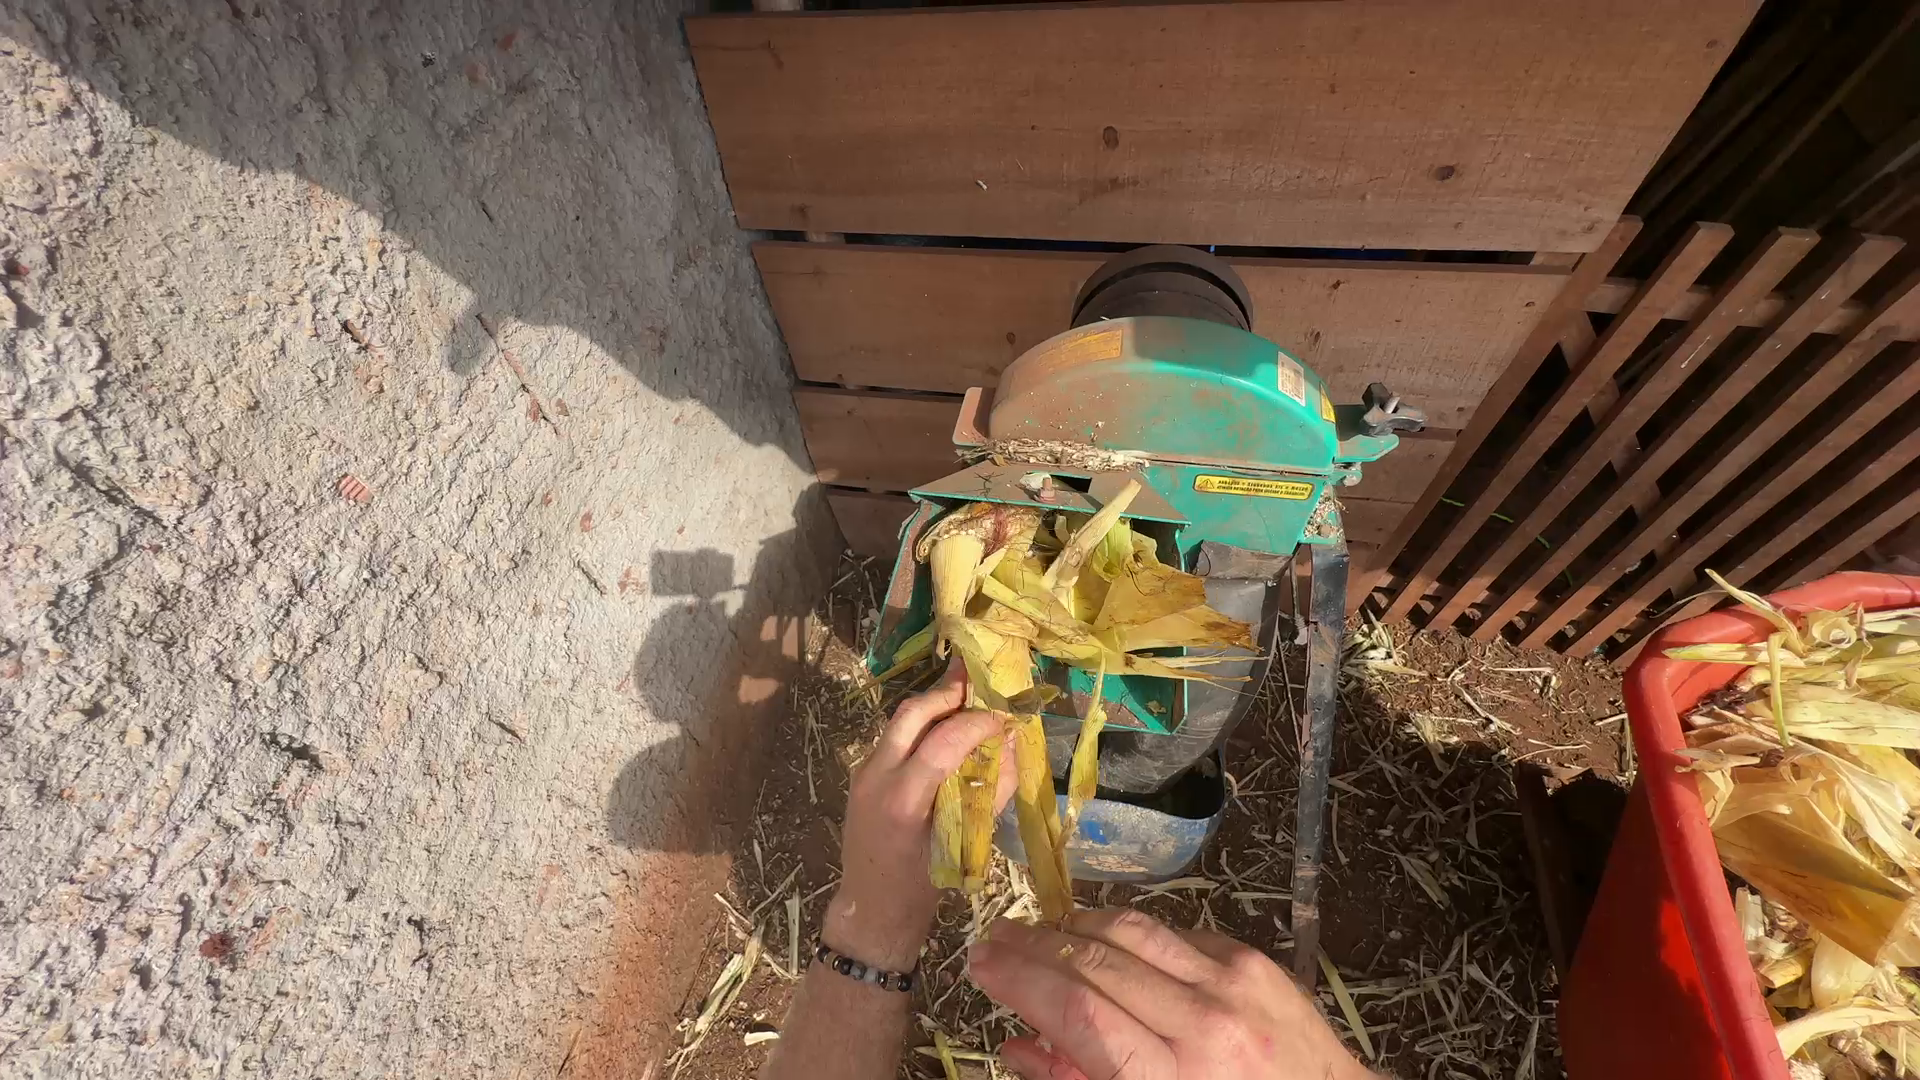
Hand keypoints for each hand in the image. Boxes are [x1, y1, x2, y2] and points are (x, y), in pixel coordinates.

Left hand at [825, 664, 1015, 969]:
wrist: (869, 912)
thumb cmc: (921, 890)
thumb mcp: (964, 846)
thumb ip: (991, 792)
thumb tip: (1013, 746)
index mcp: (901, 801)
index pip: (942, 742)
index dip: (976, 722)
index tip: (1003, 716)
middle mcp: (875, 776)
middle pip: (911, 713)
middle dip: (949, 693)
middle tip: (981, 682)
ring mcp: (863, 771)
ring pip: (900, 719)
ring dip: (935, 703)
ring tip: (967, 694)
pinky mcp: (862, 772)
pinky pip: (895, 735)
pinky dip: (923, 723)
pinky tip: (947, 725)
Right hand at [967, 909, 1374, 1079]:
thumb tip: (1016, 1046)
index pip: (1075, 1008)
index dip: (1019, 978)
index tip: (980, 960)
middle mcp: (1203, 1022)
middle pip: (1094, 958)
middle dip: (1033, 943)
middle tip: (995, 937)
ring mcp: (1231, 980)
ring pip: (1127, 928)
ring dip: (1071, 924)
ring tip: (1037, 931)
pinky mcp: (1249, 956)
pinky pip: (1168, 930)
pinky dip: (1124, 933)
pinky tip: (1100, 940)